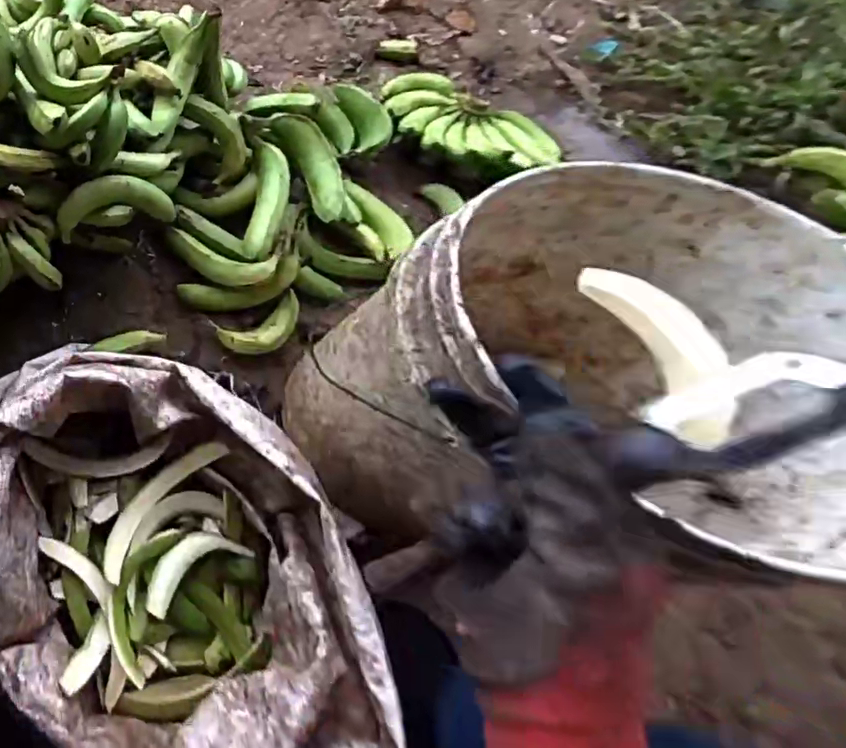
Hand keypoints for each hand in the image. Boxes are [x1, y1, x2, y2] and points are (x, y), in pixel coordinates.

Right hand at [424, 358, 665, 747]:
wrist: (534, 693)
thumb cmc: (572, 633)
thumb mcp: (580, 558)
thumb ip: (568, 487)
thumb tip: (551, 421)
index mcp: (611, 517)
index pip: (587, 445)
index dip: (555, 406)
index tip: (516, 367)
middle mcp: (569, 514)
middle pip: (528, 448)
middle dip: (491, 416)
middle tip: (452, 383)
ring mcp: (523, 528)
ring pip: (487, 474)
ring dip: (473, 469)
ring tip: (449, 444)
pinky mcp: (481, 544)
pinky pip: (458, 511)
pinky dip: (456, 524)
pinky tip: (463, 546)